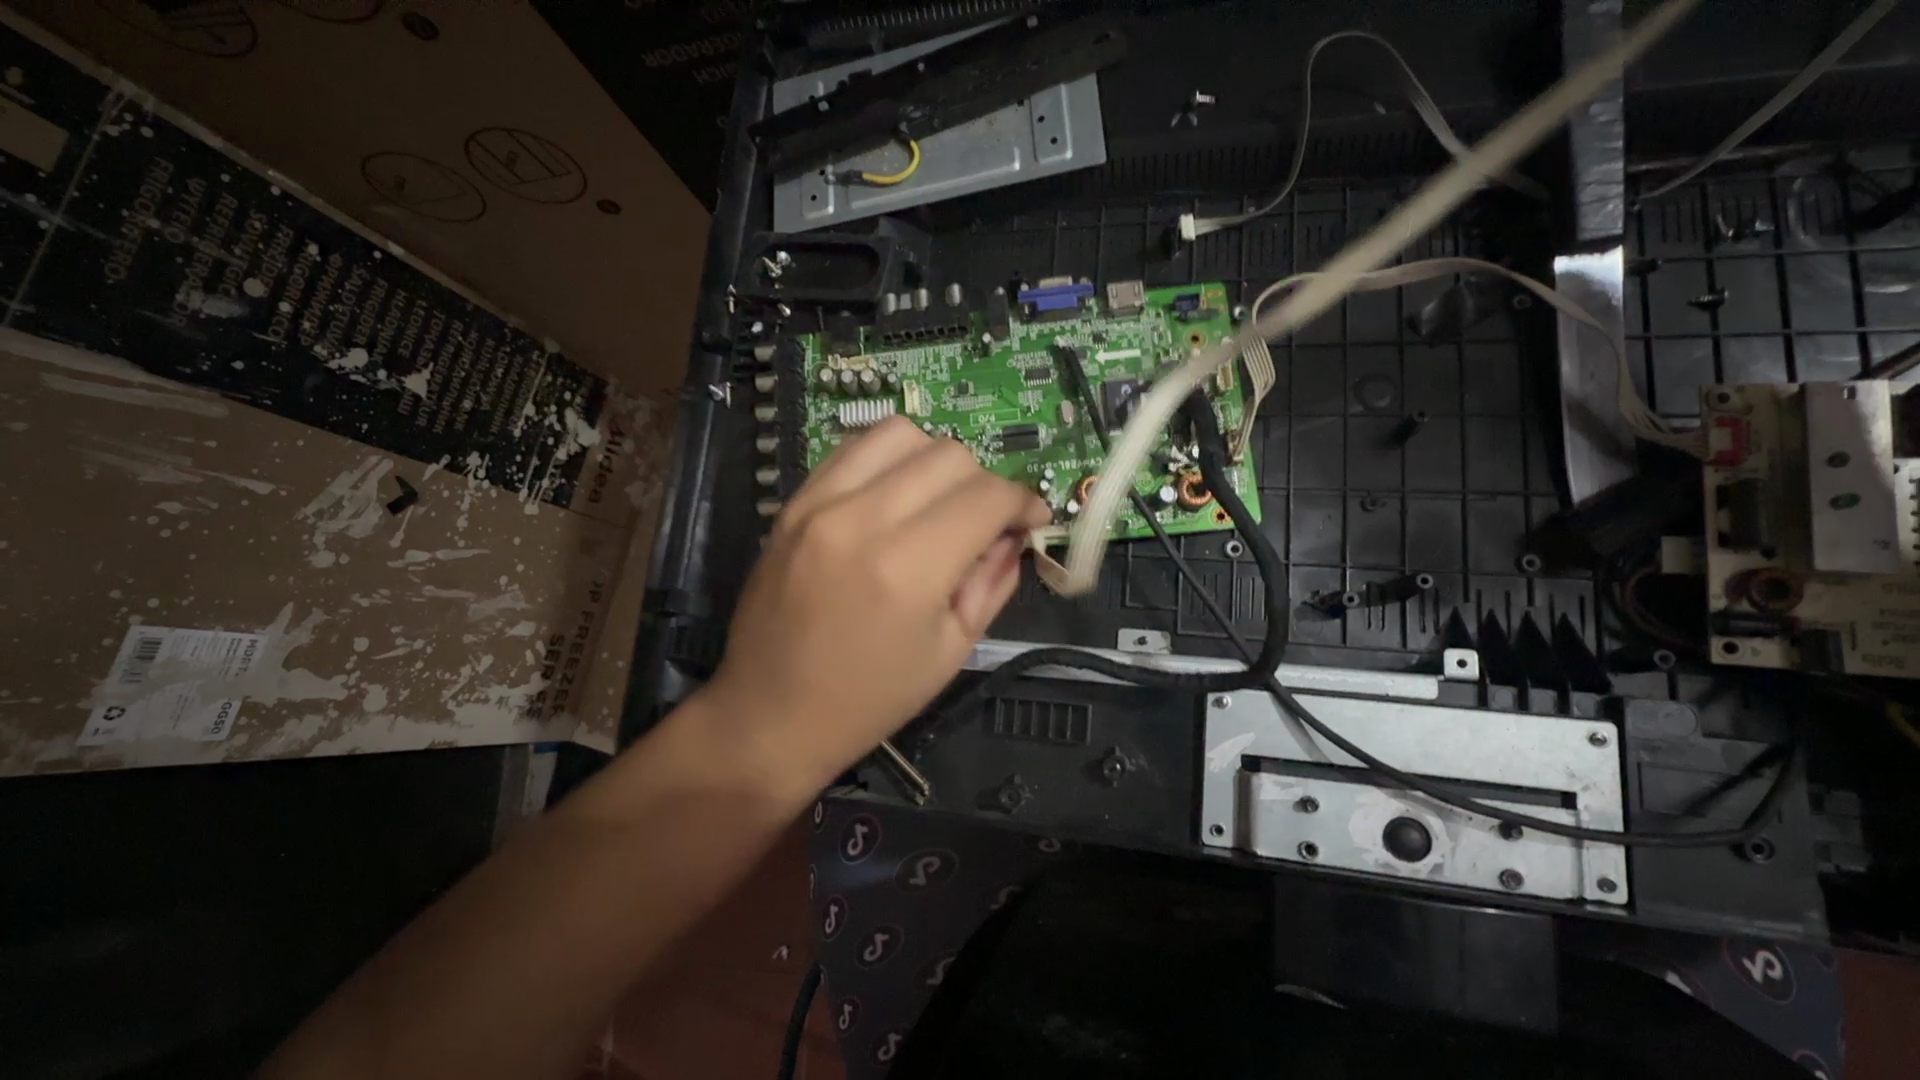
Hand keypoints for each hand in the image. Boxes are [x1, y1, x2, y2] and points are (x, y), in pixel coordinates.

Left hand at [701, 416, 1048, 792]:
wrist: (769, 715)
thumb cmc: (868, 699)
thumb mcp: (951, 651)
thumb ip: (992, 582)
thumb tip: (1013, 534)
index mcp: (909, 568)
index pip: (988, 496)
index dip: (1022, 503)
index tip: (1030, 521)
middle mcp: (862, 518)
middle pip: (950, 455)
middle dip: (983, 484)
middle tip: (982, 524)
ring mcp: (819, 503)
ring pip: (901, 434)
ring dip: (934, 461)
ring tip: (936, 502)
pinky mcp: (793, 502)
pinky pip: (852, 448)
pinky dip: (887, 460)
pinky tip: (892, 496)